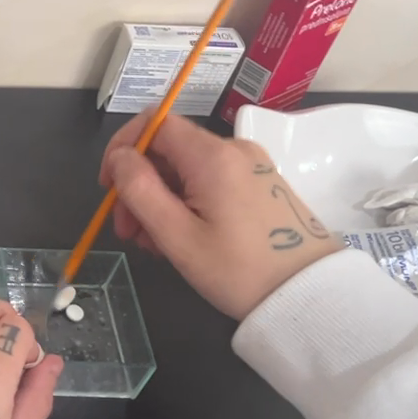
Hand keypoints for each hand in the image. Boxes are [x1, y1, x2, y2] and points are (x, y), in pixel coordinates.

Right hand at [101, 111, 340, 319]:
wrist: (309, 296)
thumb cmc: (237, 269)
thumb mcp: (176, 235)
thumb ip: (139, 189)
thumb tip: (119, 157)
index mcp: (212, 156)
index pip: (153, 122)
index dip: (122, 147)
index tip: (108, 186)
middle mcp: (233, 150)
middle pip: (167, 150)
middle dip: (137, 185)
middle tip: (125, 230)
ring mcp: (250, 166)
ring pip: (184, 169)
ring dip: (158, 199)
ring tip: (150, 242)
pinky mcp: (259, 184)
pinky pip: (207, 181)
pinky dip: (184, 202)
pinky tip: (178, 237)